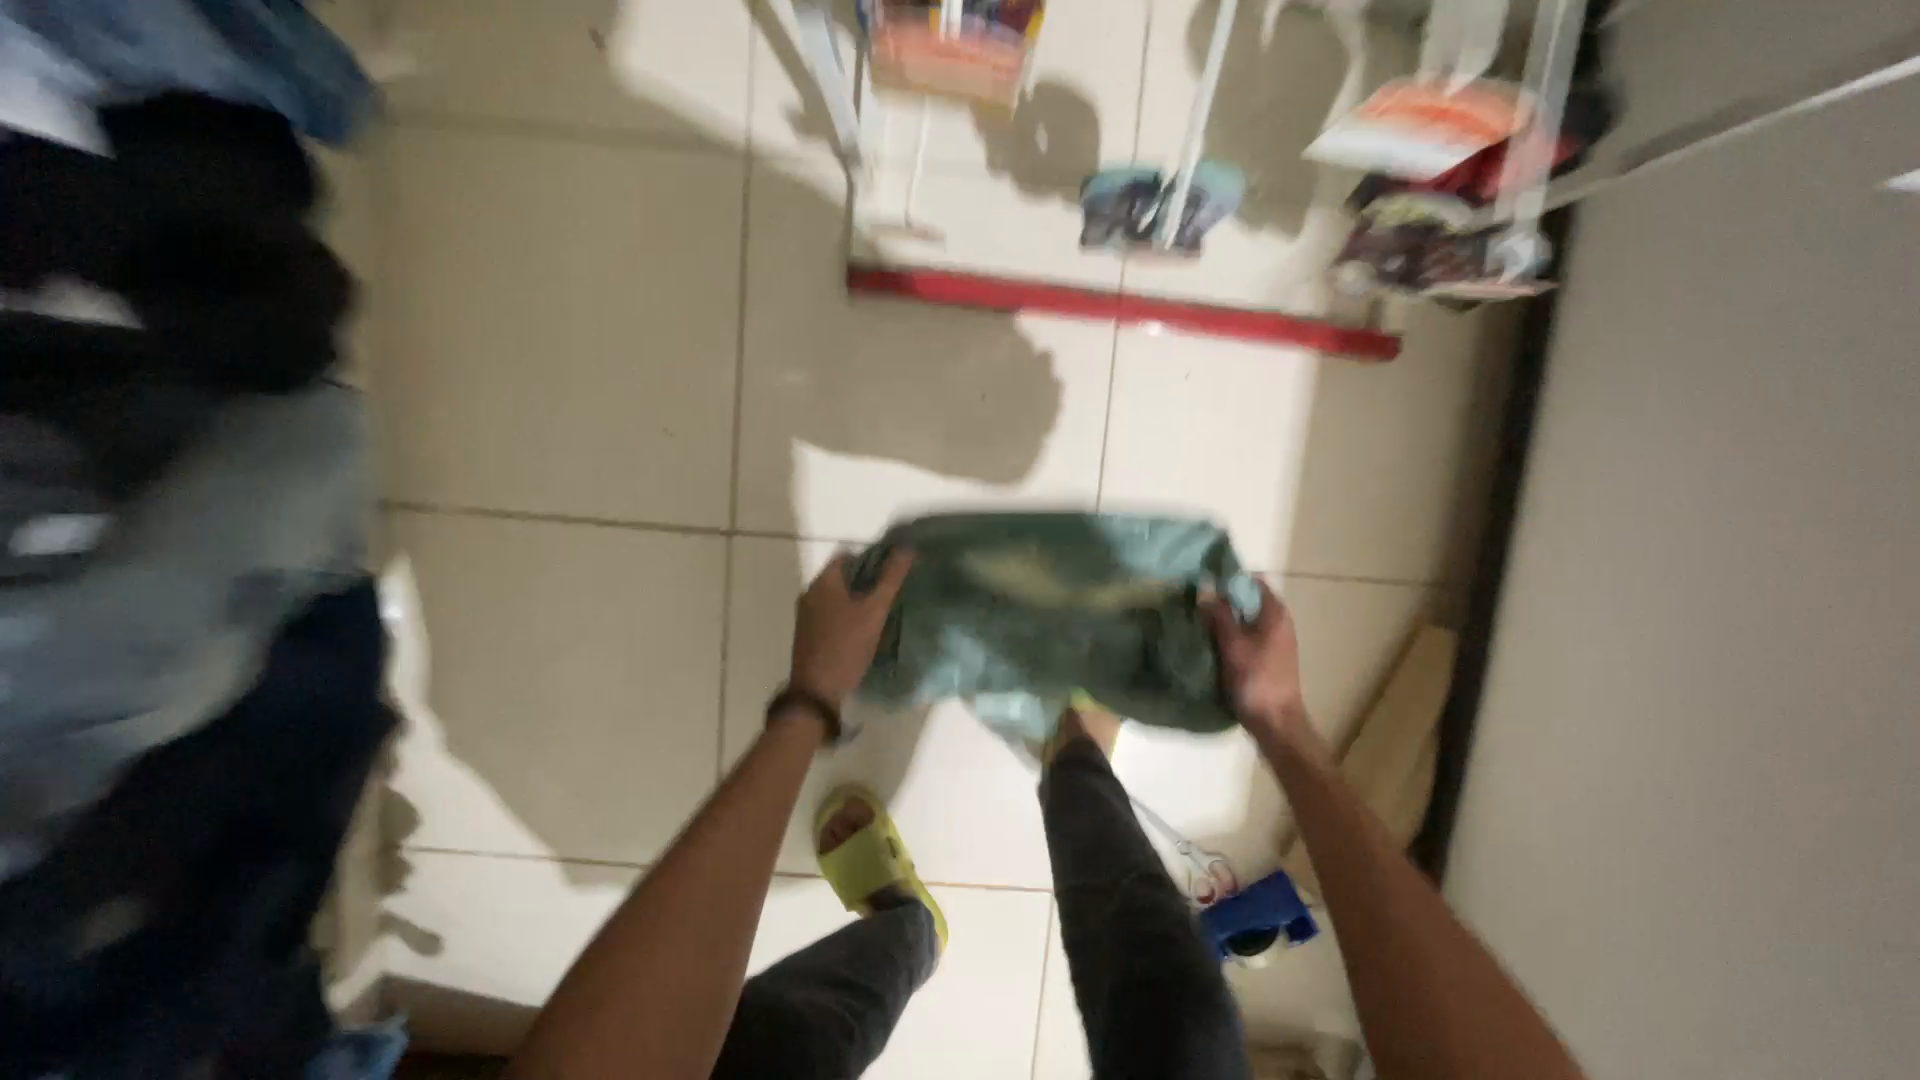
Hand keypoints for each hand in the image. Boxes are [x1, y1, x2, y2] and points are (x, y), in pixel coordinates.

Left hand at [789, 550, 913, 707]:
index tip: (892, 569)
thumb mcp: (874, 611)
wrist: (817, 691)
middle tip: (891, 590)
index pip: (847, 555)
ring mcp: (806, 616)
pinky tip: (864, 629)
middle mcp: (810, 594)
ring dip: (856, 599)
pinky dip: (847, 615)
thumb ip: (891, 579)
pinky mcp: (808, 635)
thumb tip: (907, 547)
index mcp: (823, 582)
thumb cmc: (847, 646)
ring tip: (881, 610)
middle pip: (841, 576)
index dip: (871, 557)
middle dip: (866, 580)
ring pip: (835, 597)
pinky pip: (830, 614)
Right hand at [1203, 579, 1310, 741]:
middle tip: (1193, 599)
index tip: (1203, 579)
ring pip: (1244, 620)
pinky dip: (1228, 635)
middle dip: (1222, 599)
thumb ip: (1219, 615)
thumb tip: (1205, 587)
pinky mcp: (1265, 658)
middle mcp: (1278, 623)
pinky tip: (1207, 641)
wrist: (1275, 723)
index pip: (1253, 581)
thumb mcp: (1233, 644)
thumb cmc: (1257, 679)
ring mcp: (1273, 642)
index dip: (1229, 578)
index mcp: (1276, 614)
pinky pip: (1244, 637)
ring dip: (1222, 619)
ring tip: (1195, 619)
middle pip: (1247, 600)